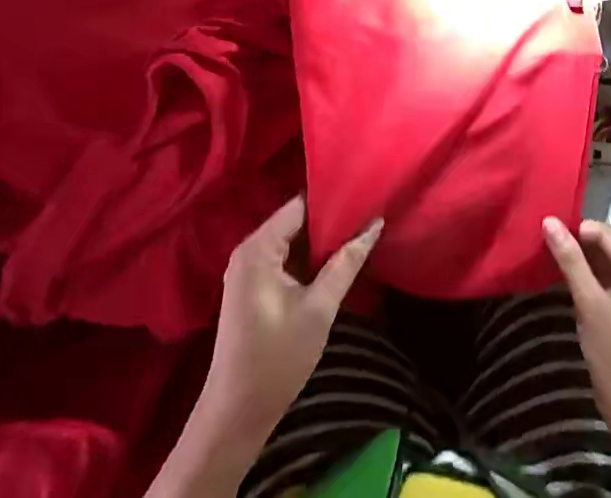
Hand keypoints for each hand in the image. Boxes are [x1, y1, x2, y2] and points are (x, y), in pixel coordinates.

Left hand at [204, 196, 384, 432]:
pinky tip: (340, 257)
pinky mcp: (254, 287)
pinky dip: (311, 257)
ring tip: (363, 229)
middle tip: (371, 212)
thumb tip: (374, 224)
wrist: (236, 415)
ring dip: (323, 240)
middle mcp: (249, 251)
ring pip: (293, 241)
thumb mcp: (319, 309)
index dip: (332, 200)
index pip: (299, 206)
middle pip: (296, 221)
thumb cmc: (276, 360)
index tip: (366, 194)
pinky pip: (287, 258)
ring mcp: (249, 270)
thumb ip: (346, 263)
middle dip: (331, 219)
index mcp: (257, 249)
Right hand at [542, 217, 610, 438]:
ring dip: (587, 263)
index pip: (607, 234)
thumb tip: (549, 221)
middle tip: (547, 249)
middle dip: (581, 246)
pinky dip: (597, 279)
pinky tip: (575, 283)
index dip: (576, 230)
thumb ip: (570, 261)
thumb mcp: (589, 306)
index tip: (546, 236)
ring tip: (555, 262)